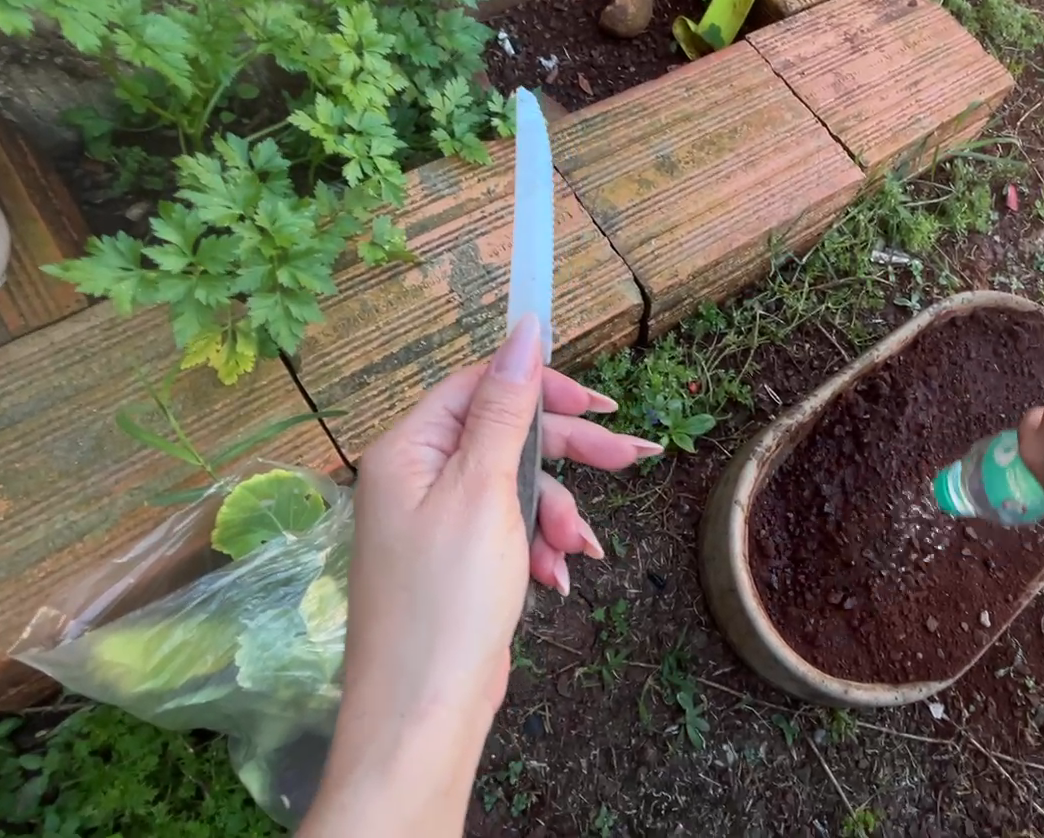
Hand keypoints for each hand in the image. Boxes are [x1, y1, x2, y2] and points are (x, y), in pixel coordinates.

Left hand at [303, 314, 659, 834]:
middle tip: (633, 459)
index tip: (600, 404)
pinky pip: (513, 525)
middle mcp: (420, 475)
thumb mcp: (487, 489)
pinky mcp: (463, 554)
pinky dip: (541, 544)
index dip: (543, 387)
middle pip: (510, 435)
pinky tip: (558, 575)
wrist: (425, 715)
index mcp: (411, 448)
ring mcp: (442, 517)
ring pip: (520, 484)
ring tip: (578, 550)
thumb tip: (524, 328)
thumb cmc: (450, 595)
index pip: (483, 386)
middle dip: (571, 455)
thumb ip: (508, 408)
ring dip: (558, 513)